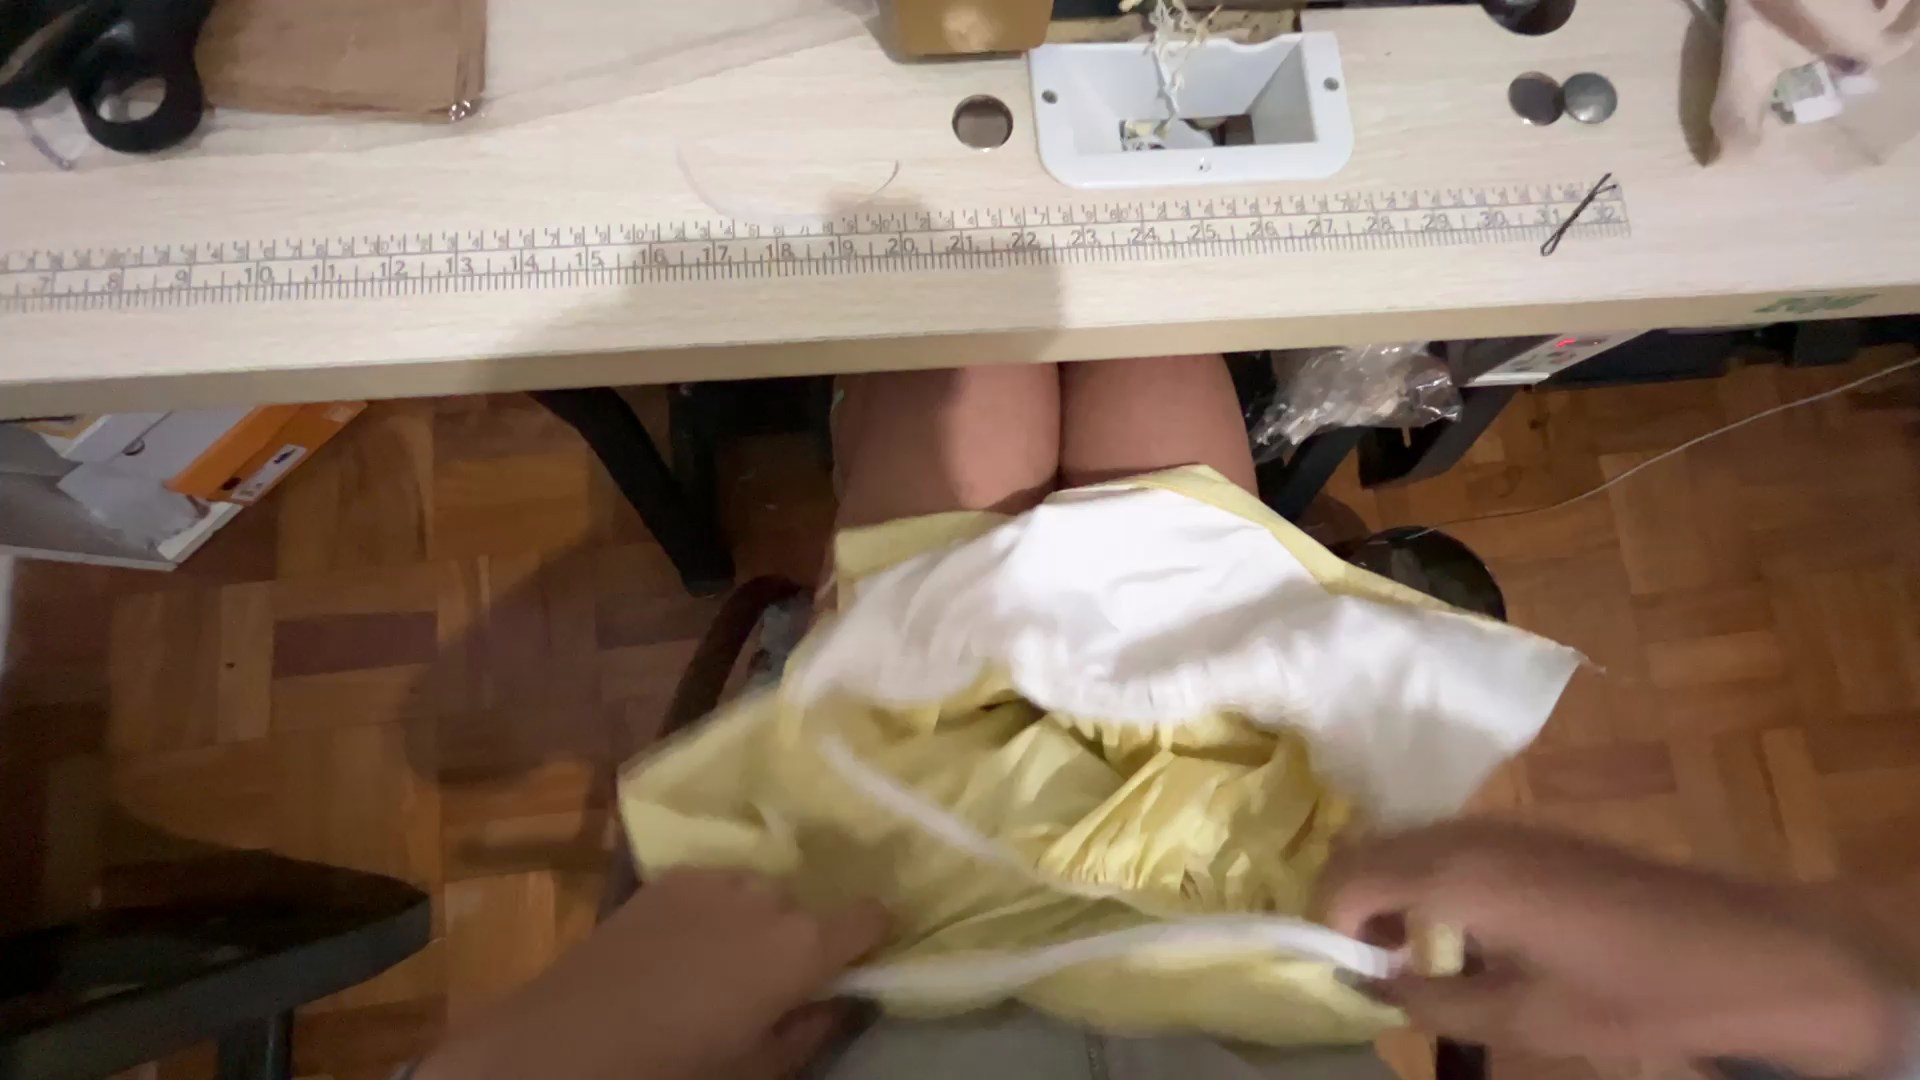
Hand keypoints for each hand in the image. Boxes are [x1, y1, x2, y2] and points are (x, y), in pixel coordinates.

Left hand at [418, 868, 888, 1079]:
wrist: (558, 1050)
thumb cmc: (670, 1074)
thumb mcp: (753, 1073)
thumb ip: (812, 1030)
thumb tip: (845, 999)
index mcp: (800, 949)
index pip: (870, 917)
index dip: (873, 934)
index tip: (862, 954)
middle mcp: (770, 898)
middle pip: (807, 909)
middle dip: (799, 940)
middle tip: (765, 983)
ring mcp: (719, 877)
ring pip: (762, 892)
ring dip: (756, 920)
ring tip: (717, 961)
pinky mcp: (675, 874)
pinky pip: (719, 885)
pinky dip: (716, 908)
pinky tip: (680, 945)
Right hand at [1319, 821, 1907, 1076]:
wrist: (1755, 949)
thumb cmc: (1637, 992)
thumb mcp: (1529, 1020)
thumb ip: (1431, 1001)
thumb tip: (1367, 987)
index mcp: (1451, 875)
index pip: (1347, 879)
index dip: (1329, 922)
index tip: (1340, 968)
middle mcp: (1454, 835)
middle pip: (1360, 852)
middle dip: (1348, 903)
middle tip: (1367, 961)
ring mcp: (1484, 825)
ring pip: (1393, 843)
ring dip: (1381, 888)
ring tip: (1405, 949)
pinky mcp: (1511, 830)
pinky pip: (1431, 843)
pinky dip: (1416, 877)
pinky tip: (1452, 924)